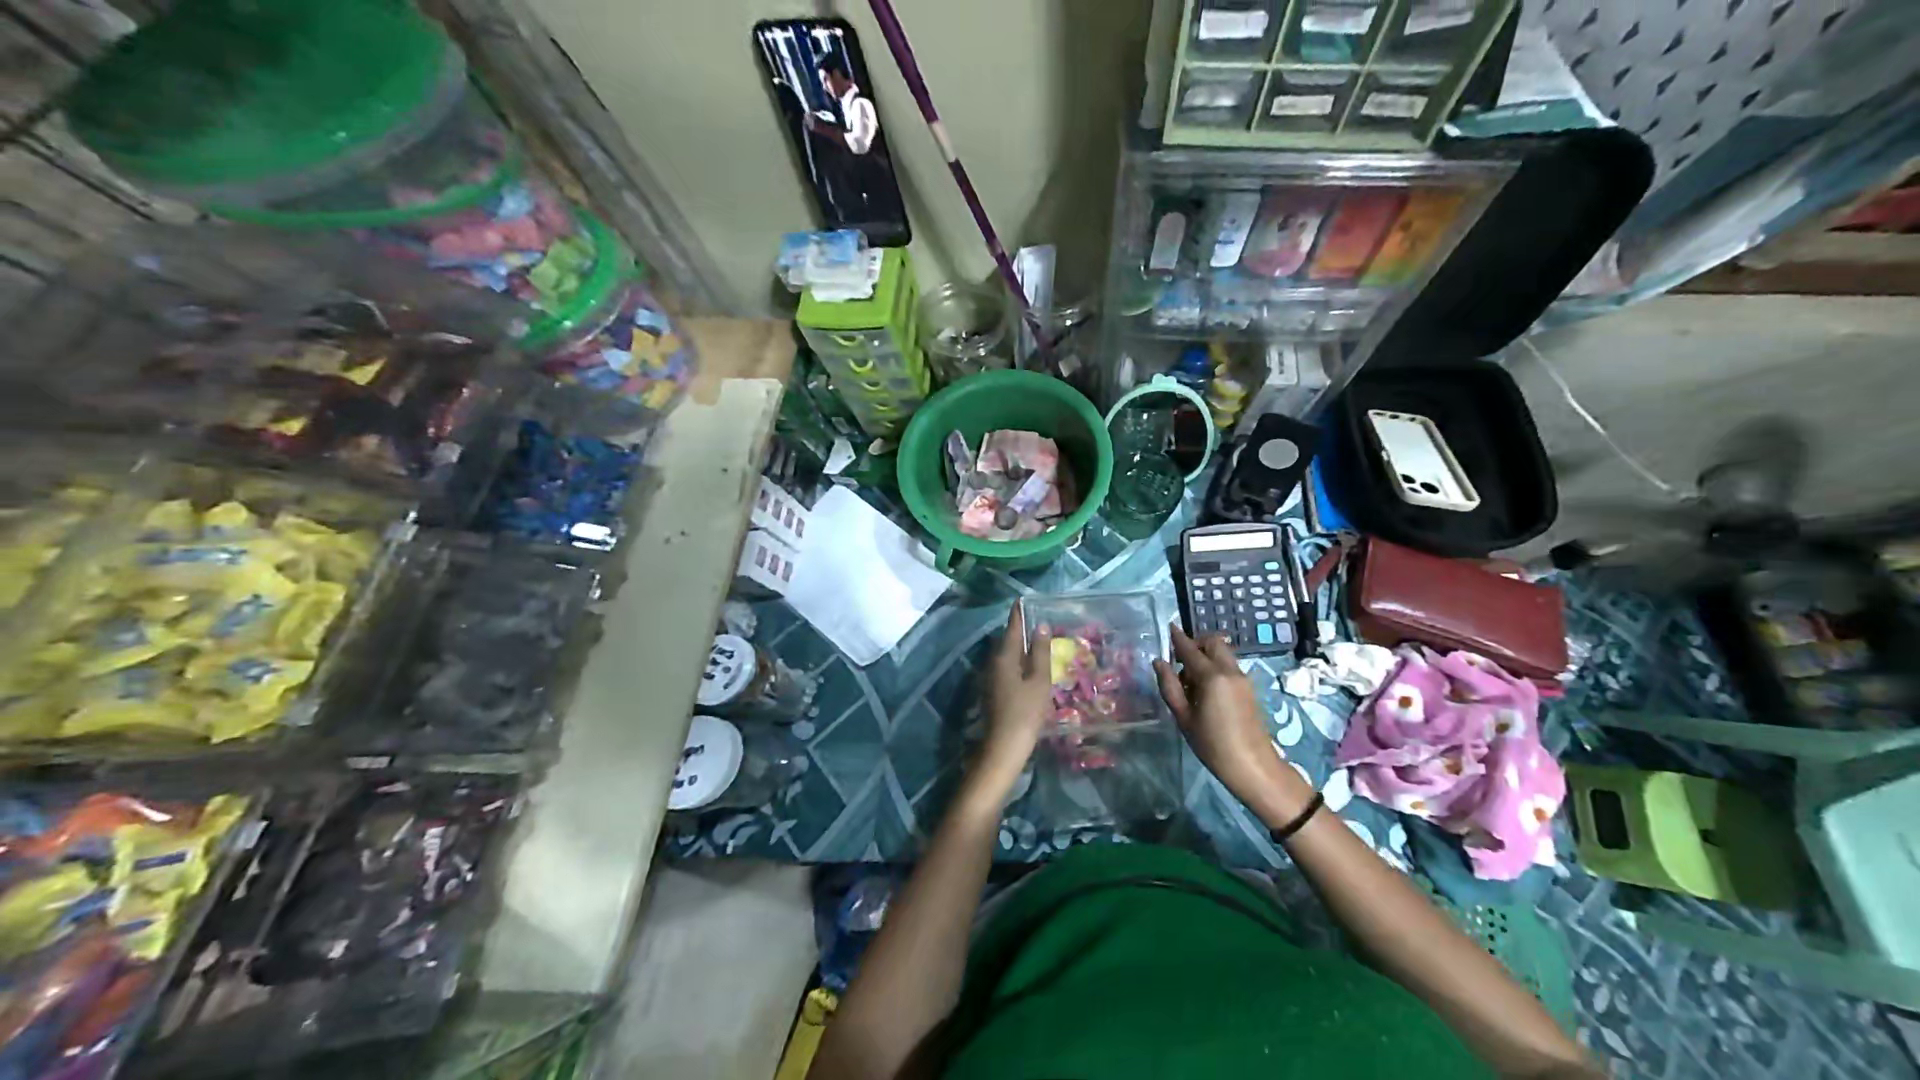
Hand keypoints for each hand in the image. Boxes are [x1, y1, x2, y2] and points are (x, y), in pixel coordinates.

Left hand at [976, 606, 1052, 794]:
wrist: (1004, 746)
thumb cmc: (1025, 712)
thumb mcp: (1039, 681)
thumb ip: (1040, 653)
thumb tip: (1041, 627)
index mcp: (1004, 657)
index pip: (1011, 628)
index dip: (1018, 614)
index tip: (1023, 600)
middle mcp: (993, 663)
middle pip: (1007, 641)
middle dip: (1019, 629)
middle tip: (1035, 619)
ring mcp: (991, 678)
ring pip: (1007, 655)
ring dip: (1019, 647)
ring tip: (1036, 640)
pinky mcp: (994, 691)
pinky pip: (1007, 668)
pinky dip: (1018, 662)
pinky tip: (1029, 667)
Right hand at [1154, 624, 1313, 822]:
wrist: (1254, 767)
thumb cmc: (1213, 745)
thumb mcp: (1184, 717)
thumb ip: (1170, 687)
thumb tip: (1159, 663)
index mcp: (1212, 676)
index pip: (1190, 649)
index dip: (1178, 638)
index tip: (1169, 627)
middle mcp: (1230, 671)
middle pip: (1213, 643)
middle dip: (1197, 644)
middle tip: (1180, 661)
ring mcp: (1243, 679)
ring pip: (1223, 654)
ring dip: (1206, 656)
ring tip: (1190, 681)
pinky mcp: (1249, 689)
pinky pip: (1229, 667)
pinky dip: (1216, 667)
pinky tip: (1205, 691)